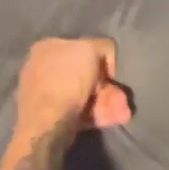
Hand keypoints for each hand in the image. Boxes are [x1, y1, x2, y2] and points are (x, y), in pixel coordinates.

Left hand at [14, 37, 131, 141]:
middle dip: (108, 86)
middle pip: (86, 74)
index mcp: (47, 47)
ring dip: (108, 101)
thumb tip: (106, 61)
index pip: (81, 47)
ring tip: (124, 112)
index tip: (110, 73)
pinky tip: (115, 119)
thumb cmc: (67, 79)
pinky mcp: (53, 117)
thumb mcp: (90, 49)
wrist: (48, 123)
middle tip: (122, 97)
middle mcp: (44, 68)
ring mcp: (48, 94)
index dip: (100, 59)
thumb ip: (104, 46)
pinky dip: (99, 114)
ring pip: (86, 94)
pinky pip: (81, 111)